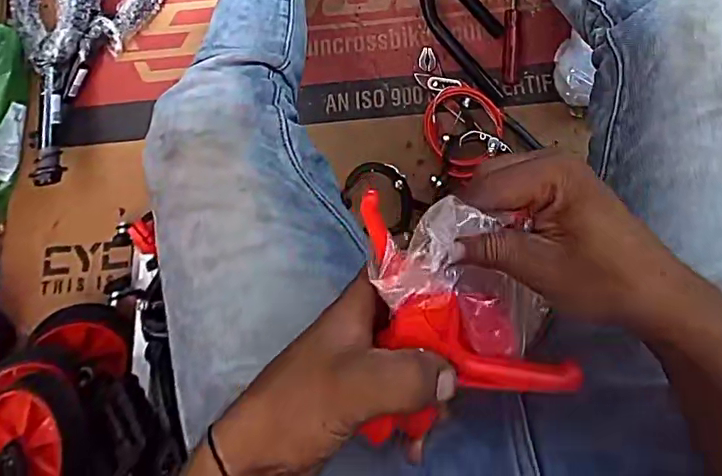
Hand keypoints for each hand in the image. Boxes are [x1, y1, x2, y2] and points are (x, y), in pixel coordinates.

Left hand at [205, 276, 454, 473]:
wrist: (258, 450)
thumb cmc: (301, 401)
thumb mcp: (357, 383)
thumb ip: (407, 374)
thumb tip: (453, 374)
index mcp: (355, 307)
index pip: (393, 271)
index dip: (426, 276)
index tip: (462, 295)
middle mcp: (361, 328)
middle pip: (412, 321)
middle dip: (438, 350)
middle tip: (455, 383)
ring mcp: (361, 362)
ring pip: (410, 361)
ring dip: (428, 391)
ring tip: (432, 423)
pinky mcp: (361, 395)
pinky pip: (400, 394)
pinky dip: (413, 415)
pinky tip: (414, 443)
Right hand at [454, 150, 717, 339]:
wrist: (661, 296)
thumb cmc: (607, 282)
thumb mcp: (543, 269)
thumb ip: (492, 249)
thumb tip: (446, 245)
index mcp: (550, 170)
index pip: (485, 186)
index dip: (458, 216)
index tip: (437, 243)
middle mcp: (550, 158)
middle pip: (488, 176)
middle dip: (470, 210)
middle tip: (456, 245)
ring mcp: (556, 168)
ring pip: (498, 179)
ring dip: (485, 209)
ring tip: (478, 242)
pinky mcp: (560, 182)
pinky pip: (515, 186)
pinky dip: (502, 208)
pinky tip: (502, 234)